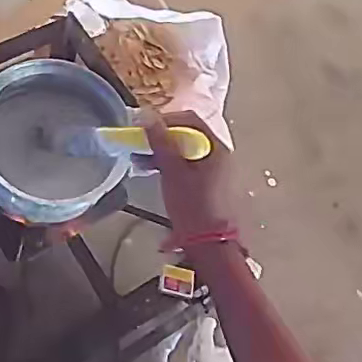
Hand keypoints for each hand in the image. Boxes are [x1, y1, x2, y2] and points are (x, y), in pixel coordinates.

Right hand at [142, 112, 240, 237]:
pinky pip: (191, 168)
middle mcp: (221, 156)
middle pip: (189, 135)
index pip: (190, 120)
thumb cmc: (193, 206)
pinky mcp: (213, 187)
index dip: (165, 120)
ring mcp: (219, 172)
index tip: (143, 129)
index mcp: (216, 148)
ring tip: (143, 164)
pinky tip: (158, 176)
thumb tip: (146, 114)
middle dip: (162, 139)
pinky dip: (173, 167)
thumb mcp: (173, 172)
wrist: (211, 246)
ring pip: (188, 153)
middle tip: (140, 147)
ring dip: (165, 154)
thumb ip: (161, 142)